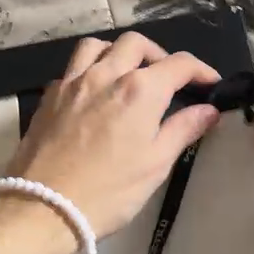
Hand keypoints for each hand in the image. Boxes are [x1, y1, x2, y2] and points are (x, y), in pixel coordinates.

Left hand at [7, 32, 222, 236]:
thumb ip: (183, 130)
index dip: (201, 70)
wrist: (42, 209)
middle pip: (137, 44)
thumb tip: (208, 110)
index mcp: (140, 90)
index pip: (179, 64)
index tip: (210, 83)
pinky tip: (94, 95)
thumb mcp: (156, 164)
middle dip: (159, 55)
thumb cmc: (109, 192)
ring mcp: (73, 82)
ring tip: (127, 75)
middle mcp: (106, 74)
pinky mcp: (49, 96)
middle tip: (168, 80)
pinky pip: (73, 68)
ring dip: (119, 52)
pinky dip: (89, 71)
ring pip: (98, 45)